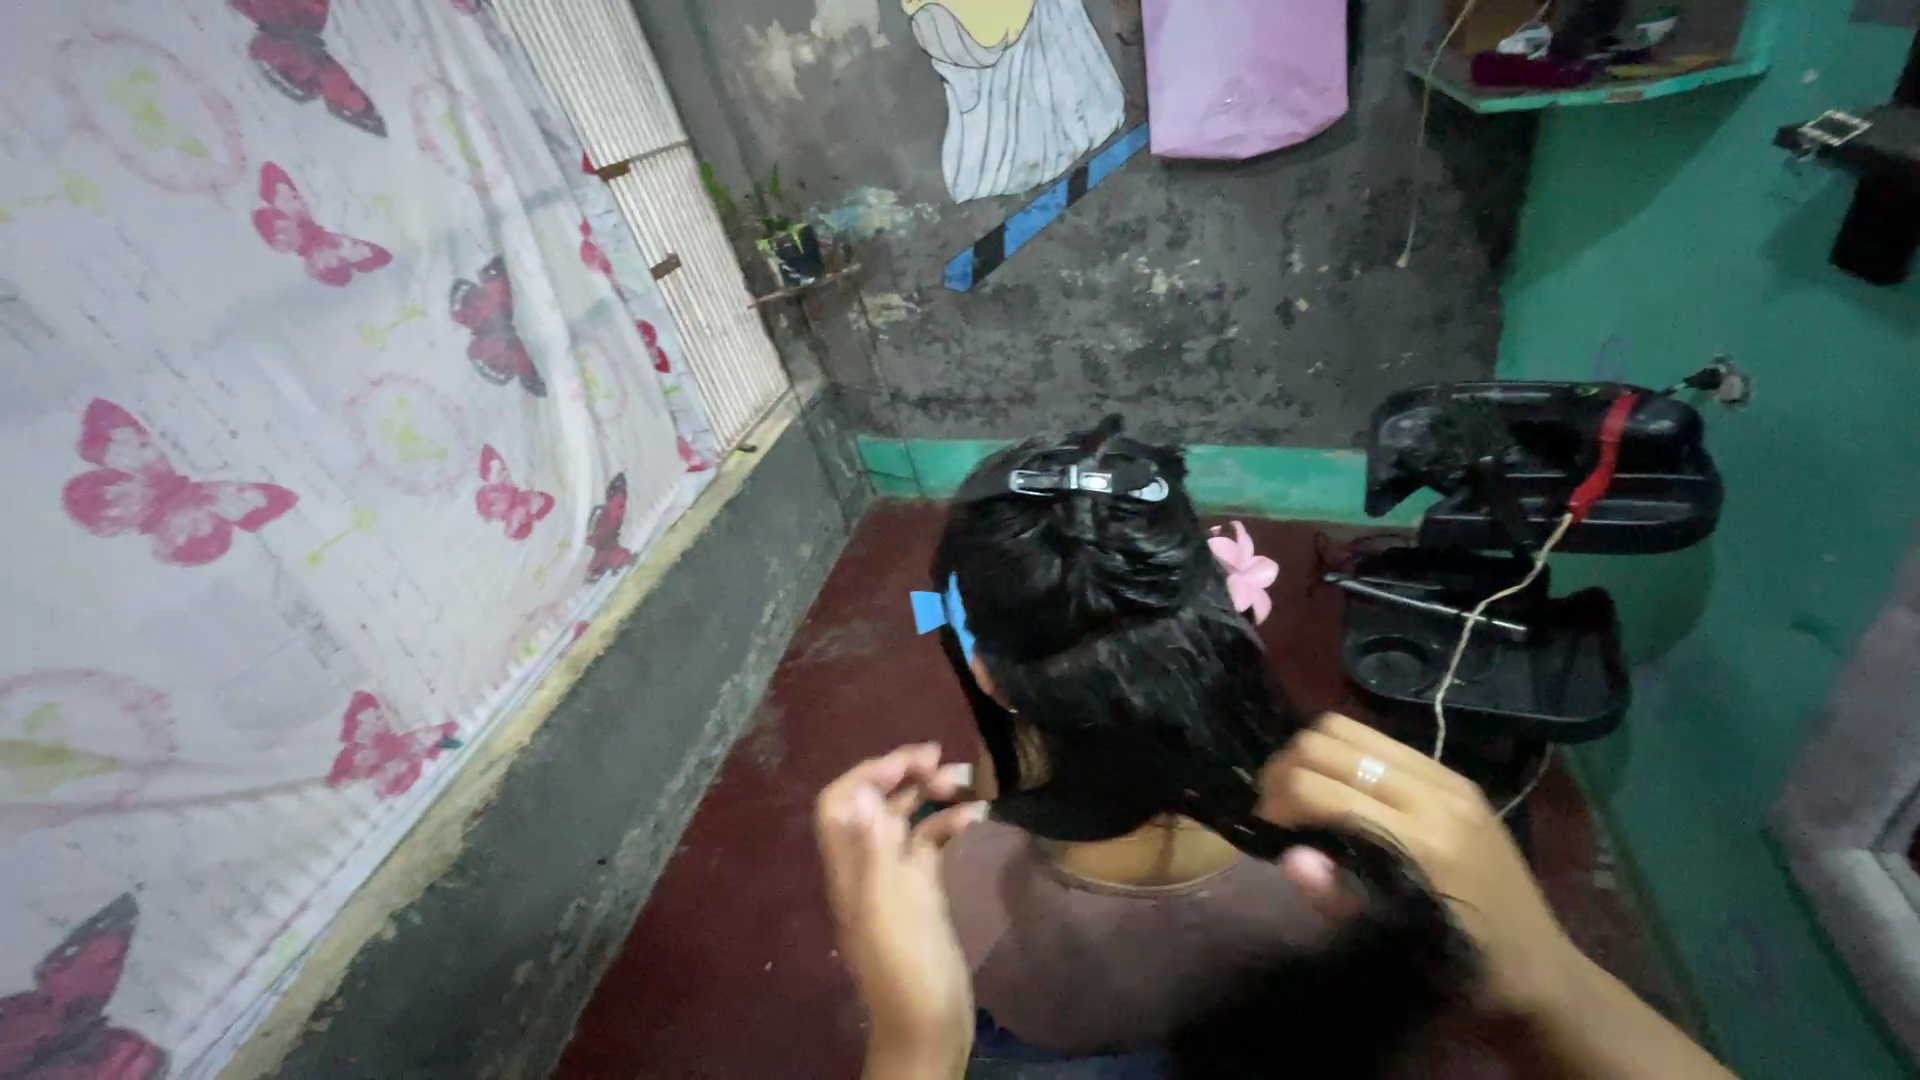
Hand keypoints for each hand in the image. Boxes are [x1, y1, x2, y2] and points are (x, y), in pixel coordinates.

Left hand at [815, 744, 985, 1076]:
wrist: (928, 1028)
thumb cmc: (906, 969)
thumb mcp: (889, 906)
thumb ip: (875, 848)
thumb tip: (865, 793)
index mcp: (849, 866)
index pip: (841, 802)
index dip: (868, 773)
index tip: (909, 761)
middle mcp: (868, 864)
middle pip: (876, 803)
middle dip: (904, 774)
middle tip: (942, 760)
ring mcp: (897, 877)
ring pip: (907, 819)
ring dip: (931, 794)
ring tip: (966, 779)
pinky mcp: (923, 891)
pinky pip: (932, 843)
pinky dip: (950, 824)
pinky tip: (976, 815)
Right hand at [1256, 713, 1579, 1014]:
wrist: (1547, 977)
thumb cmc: (1465, 973)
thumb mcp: (1396, 948)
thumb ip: (1336, 898)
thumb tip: (1286, 856)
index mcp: (1421, 842)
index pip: (1317, 787)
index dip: (1275, 801)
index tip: (1265, 829)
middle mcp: (1435, 796)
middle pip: (1324, 743)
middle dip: (1283, 770)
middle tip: (1274, 807)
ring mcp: (1448, 779)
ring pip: (1345, 728)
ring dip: (1308, 756)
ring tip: (1299, 792)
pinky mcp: (1454, 776)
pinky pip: (1377, 739)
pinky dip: (1341, 755)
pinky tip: (1339, 788)